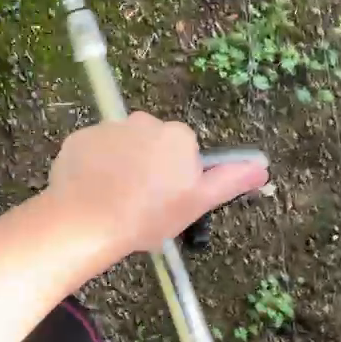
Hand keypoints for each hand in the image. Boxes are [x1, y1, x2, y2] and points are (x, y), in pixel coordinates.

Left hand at [44, 113, 269, 258]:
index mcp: (177, 136)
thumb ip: (229, 180)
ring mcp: (107, 127)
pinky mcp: (78, 137)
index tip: (166, 197)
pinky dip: (92, 165)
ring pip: (120, 145)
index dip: (176, 175)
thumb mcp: (197, 202)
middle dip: (148, 164)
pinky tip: (91, 190)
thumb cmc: (148, 215)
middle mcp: (143, 121)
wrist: (88, 220)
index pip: (182, 150)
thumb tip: (261, 167)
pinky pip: (92, 150)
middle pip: (151, 142)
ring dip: (119, 164)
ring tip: (114, 198)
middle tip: (141, 200)